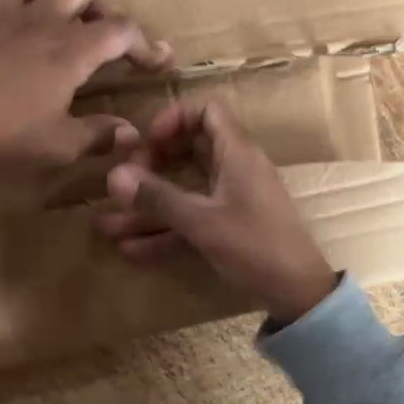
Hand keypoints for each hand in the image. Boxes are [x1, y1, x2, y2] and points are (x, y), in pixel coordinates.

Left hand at [0, 0, 170, 170]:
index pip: (121, 32)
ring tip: (39, 13)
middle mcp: (39, 21)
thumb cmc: (8, 138)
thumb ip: (98, 135)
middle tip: (95, 33)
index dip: (145, 44)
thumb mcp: (61, 146)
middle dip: (97, 0)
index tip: (157, 61)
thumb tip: (130, 134)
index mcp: (70, 51)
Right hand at [96, 101, 336, 323]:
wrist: (297, 291)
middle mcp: (235, 170)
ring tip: (106, 227)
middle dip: (152, 166)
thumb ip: (158, 198)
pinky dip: (164, 233)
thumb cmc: (255, 246)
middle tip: (124, 182)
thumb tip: (114, 176)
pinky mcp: (229, 230)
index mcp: (237, 153)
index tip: (147, 143)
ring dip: (149, 209)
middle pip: (190, 152)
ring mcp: (232, 202)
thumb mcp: (202, 222)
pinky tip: (130, 251)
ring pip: (185, 194)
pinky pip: (191, 222)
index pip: (207, 111)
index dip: (173, 119)